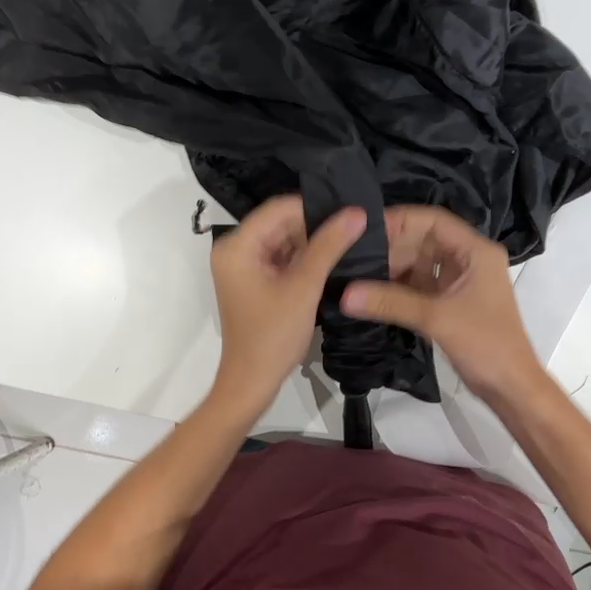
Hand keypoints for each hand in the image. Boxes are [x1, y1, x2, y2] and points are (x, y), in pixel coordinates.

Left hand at [208, 196, 363, 418]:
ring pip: (282, 241)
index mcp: (236, 246)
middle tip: (355, 224)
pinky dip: (302, 260)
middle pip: (279, 224)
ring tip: (350, 238)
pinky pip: (280, 260)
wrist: (251, 382)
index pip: (278, 209)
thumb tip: (356, 212)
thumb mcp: (304, 287)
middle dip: (315, 225)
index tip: (350, 209)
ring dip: (311, 242)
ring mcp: (242, 268)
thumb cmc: (273, 335)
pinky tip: (332, 260)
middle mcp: (234, 251)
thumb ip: (329, 246)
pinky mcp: (252, 283)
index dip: (314, 207)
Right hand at [339, 205, 544, 400]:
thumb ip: (390, 303)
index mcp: (476, 252)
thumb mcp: (436, 319)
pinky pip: (418, 286)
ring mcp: (459, 283)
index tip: (365, 228)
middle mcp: (468, 261)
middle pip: (423, 241)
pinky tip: (371, 292)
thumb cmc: (486, 344)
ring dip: (392, 268)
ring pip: (419, 265)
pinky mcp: (450, 304)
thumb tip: (345, 294)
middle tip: (354, 254)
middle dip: (391, 247)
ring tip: (356, 272)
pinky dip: (397, 289)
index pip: (433, 221)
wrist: (510, 387)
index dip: (400, 220)